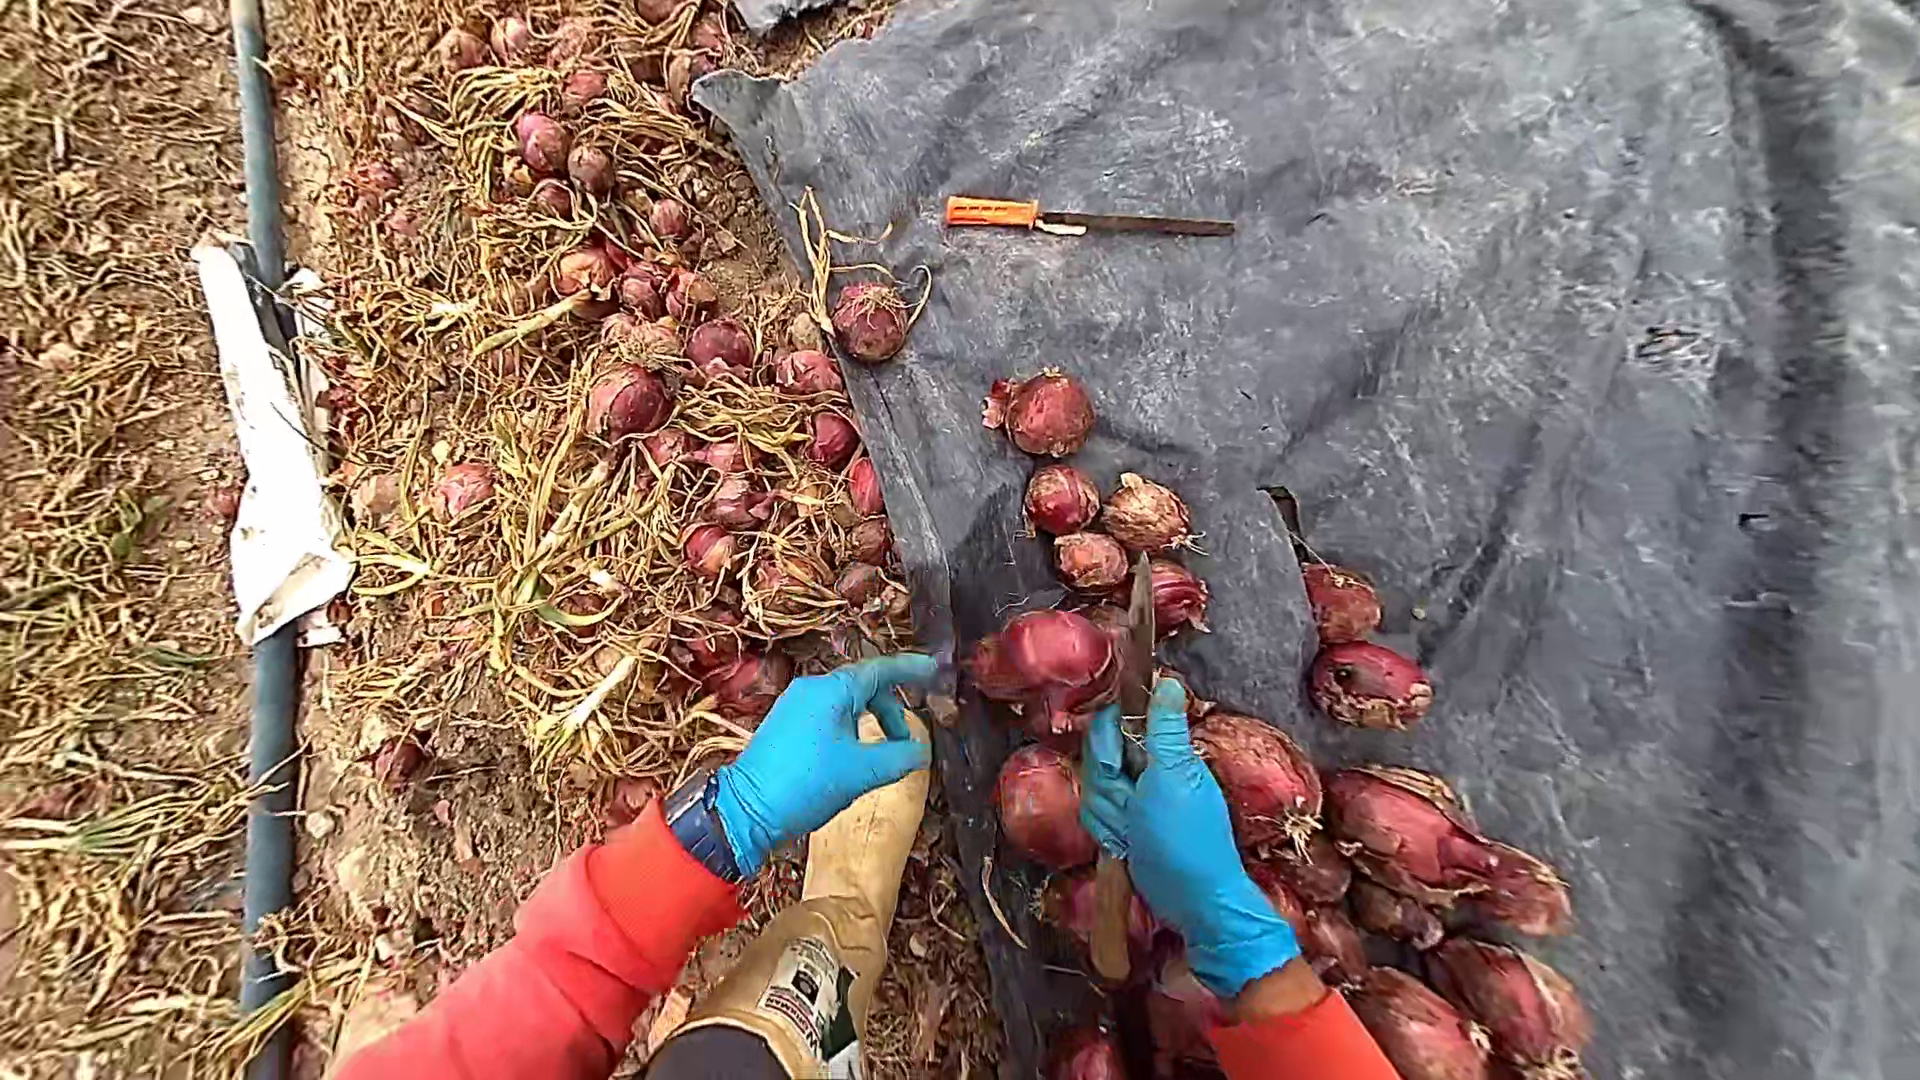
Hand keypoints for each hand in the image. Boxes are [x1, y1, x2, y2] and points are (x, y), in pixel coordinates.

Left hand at [713, 653, 935, 874]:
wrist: (744, 813)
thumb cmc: (805, 784)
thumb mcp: (861, 772)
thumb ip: (900, 757)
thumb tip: (920, 750)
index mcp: (831, 690)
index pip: (880, 670)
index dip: (910, 669)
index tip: (934, 669)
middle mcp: (812, 689)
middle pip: (864, 688)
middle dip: (890, 712)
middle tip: (906, 743)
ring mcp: (795, 705)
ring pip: (846, 703)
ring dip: (870, 724)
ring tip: (879, 756)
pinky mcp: (786, 724)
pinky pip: (829, 716)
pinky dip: (850, 729)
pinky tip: (853, 757)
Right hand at [1080, 678, 1299, 997]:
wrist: (1193, 901)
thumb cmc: (1188, 836)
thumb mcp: (1174, 777)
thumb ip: (1164, 728)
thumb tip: (1169, 680)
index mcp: (1160, 749)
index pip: (1112, 722)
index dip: (1106, 742)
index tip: (1117, 764)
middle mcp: (1143, 766)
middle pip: (1097, 755)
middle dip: (1109, 785)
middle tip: (1133, 805)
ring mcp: (1130, 795)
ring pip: (1092, 785)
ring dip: (1108, 813)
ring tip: (1133, 830)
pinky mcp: (1118, 821)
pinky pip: (1091, 813)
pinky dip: (1105, 831)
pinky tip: (1124, 843)